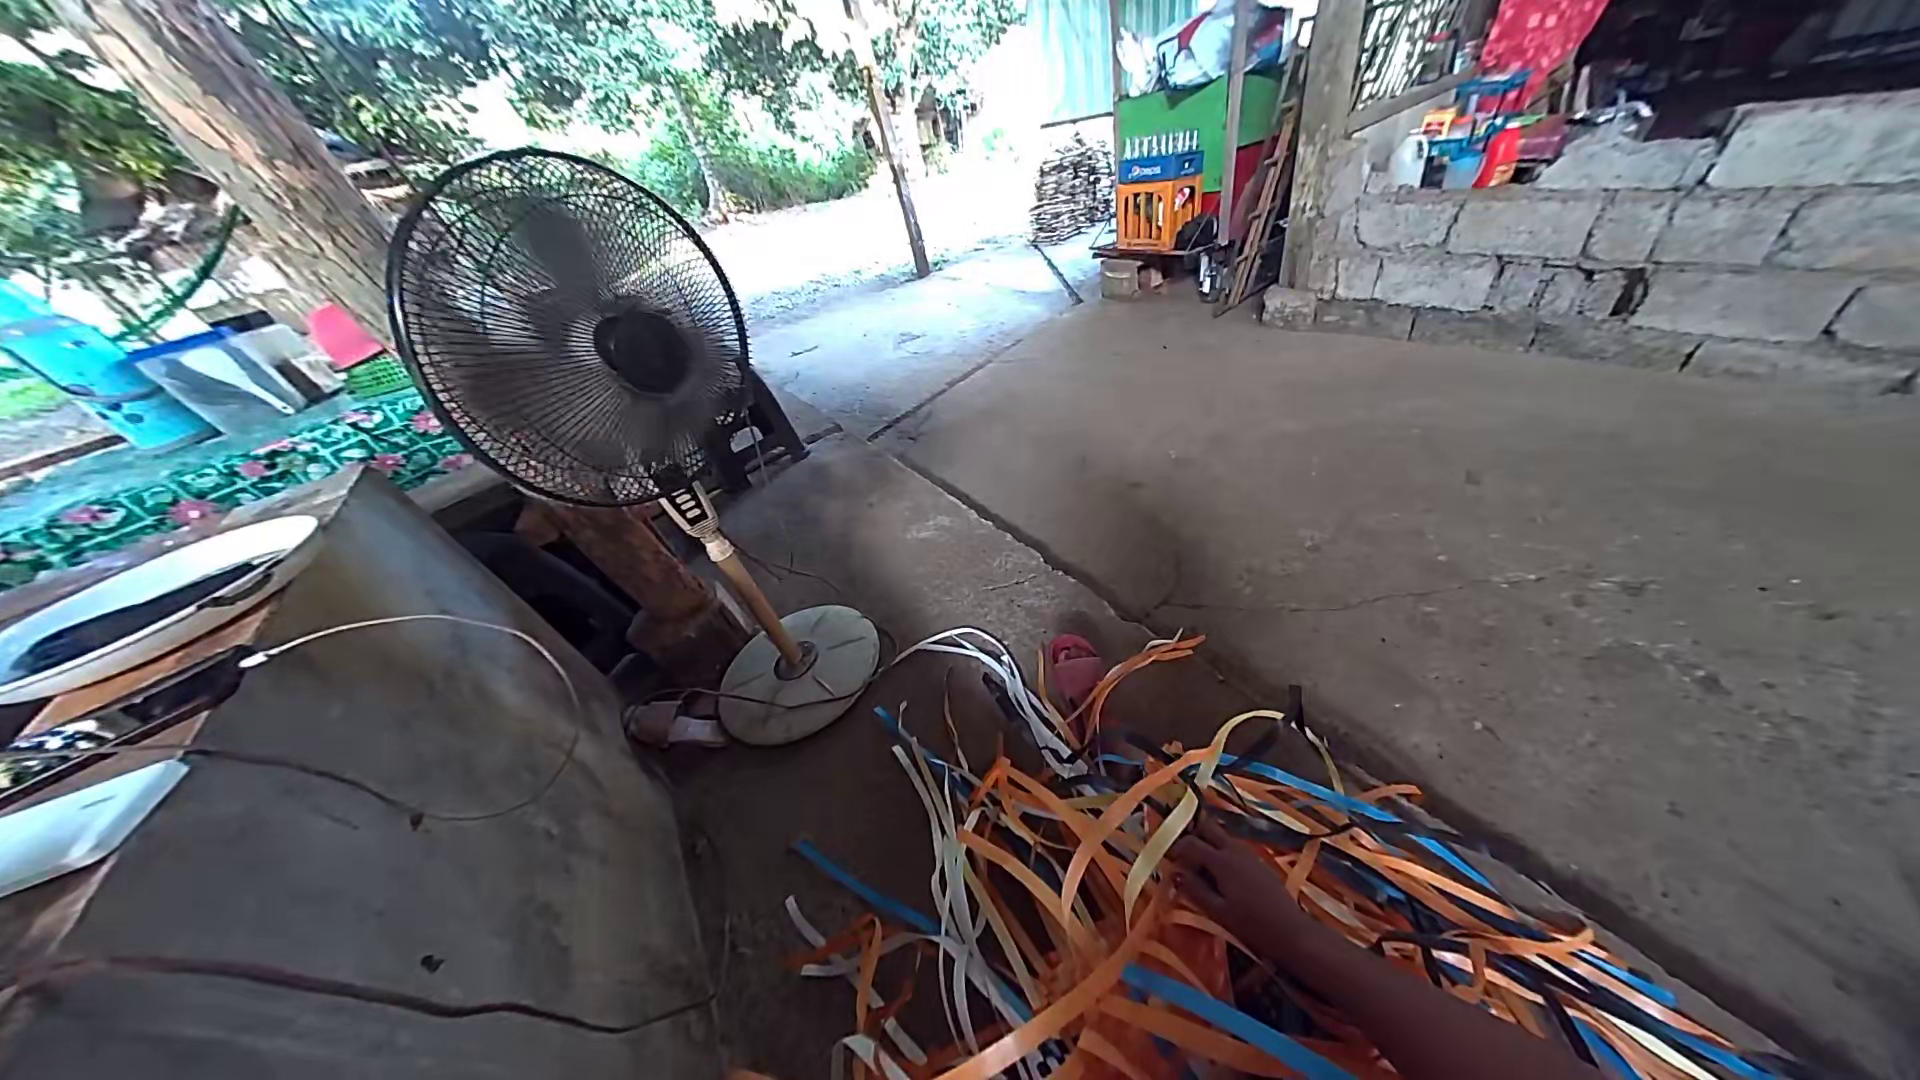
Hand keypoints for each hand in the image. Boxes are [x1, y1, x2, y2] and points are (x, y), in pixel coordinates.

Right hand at [1169, 816, 1314, 957]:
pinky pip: (1232, 847)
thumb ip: (1195, 889)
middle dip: (1191, 833)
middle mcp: (1234, 849)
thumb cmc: (1253, 925)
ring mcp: (1248, 854)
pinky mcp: (1258, 862)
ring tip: (1198, 866)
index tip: (1167, 859)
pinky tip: (1220, 875)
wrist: (1293, 933)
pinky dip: (1220, 852)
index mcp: (1221, 861)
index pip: (1191, 842)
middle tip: (1181, 852)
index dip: (1176, 847)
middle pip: (1207, 827)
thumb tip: (1174, 873)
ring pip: (1221, 836)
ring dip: (1206, 843)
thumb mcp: (1218, 912)